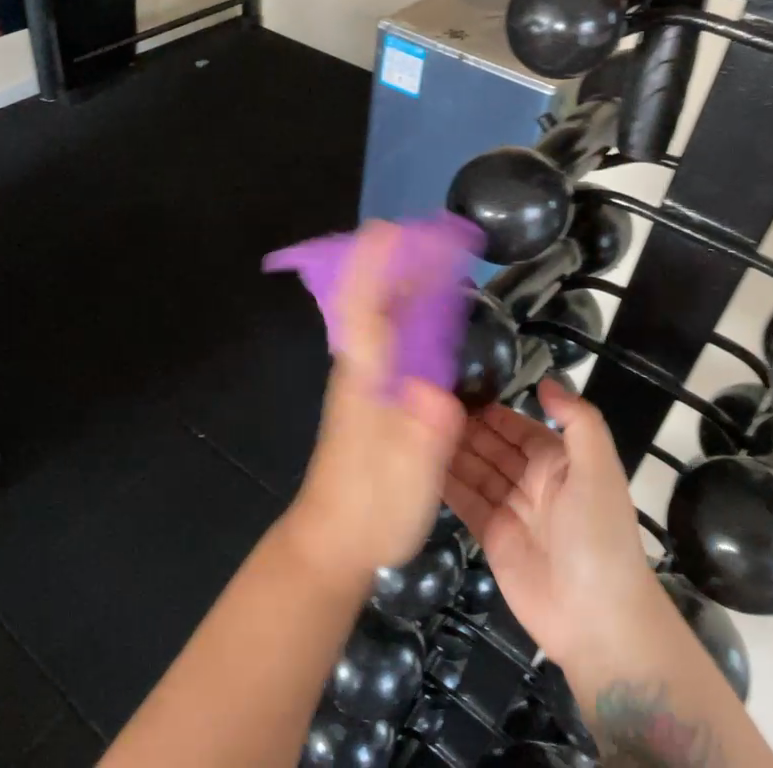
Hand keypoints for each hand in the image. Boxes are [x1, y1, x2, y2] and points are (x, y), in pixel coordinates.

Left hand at [283, 223, 467, 583]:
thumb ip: (424, 433)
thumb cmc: (369, 508)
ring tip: (438, 266)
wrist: (332, 542)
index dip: (375, 268)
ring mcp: (361, 387)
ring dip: (401, 288)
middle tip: (433, 238)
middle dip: (395, 266)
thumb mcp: (407, 475)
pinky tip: (431, 325)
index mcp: (365, 381)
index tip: (389, 230)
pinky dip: (408, 321)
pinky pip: (390, 346)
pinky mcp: (368, 404)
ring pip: (378, 323)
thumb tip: (440, 391)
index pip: (365, 311)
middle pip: (370, 305)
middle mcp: (359, 373)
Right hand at [444, 383, 660, 667]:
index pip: (521, 427)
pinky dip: (446, 483)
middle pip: (494, 447)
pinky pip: (466, 502)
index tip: (458, 388)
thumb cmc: (599, 534)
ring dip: (452, 451)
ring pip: (476, 471)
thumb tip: (547, 381)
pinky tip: (420, 463)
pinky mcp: (490, 537)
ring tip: (415, 427)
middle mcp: (534, 482)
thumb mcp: (599, 469)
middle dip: (466, 428)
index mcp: (561, 463)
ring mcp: (510, 510)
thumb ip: (578, 421)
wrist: (595, 616)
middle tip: (426, 405)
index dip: (493, 410)